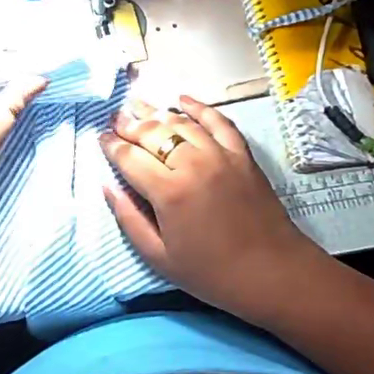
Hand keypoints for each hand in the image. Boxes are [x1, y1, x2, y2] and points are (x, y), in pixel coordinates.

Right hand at [99, 95, 320, 316]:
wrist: (272, 273)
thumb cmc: (212, 273)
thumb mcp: (159, 257)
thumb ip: (129, 219)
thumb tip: (108, 187)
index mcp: (169, 192)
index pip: (130, 158)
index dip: (111, 146)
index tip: (101, 138)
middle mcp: (192, 164)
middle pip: (153, 133)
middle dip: (130, 124)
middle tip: (115, 118)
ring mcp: (220, 155)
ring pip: (182, 123)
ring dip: (157, 113)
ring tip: (139, 106)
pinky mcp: (242, 155)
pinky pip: (218, 121)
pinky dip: (199, 108)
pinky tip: (183, 100)